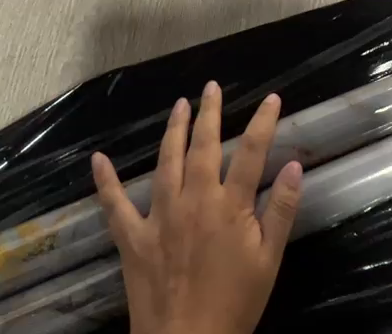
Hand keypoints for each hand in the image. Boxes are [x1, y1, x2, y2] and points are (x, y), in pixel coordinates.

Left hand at [91, 81, 303, 333]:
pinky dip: (105, 181)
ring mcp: (160, 217)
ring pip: (166, 162)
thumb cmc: (235, 303)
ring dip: (173, 130)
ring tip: (179, 105)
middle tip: (211, 88)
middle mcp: (194, 201)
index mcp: (229, 206)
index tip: (271, 98)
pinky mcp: (133, 239)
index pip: (251, 152)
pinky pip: (115, 205)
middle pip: (204, 146)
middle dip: (210, 113)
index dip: (262, 121)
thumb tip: (293, 164)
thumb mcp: (269, 260)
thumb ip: (280, 210)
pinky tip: (98, 159)